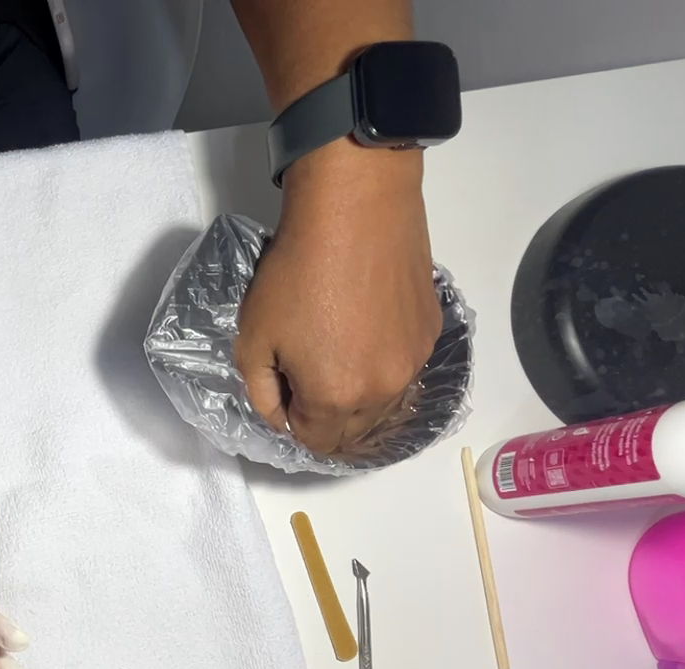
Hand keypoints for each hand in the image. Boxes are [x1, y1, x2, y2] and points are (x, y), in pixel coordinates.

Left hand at [235, 142, 441, 456]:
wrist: (355, 211)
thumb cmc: (293, 279)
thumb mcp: (252, 344)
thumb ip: (262, 394)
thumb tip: (280, 419)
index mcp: (335, 398)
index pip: (315, 441)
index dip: (292, 426)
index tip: (282, 397)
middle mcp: (384, 389)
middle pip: (352, 430)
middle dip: (323, 417)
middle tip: (300, 379)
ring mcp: (415, 359)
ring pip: (381, 404)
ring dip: (353, 397)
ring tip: (329, 360)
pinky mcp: (432, 329)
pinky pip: (401, 370)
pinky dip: (378, 369)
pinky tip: (359, 338)